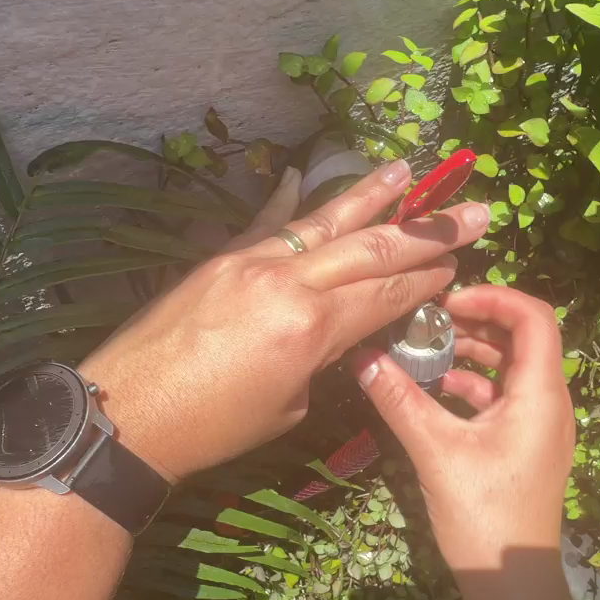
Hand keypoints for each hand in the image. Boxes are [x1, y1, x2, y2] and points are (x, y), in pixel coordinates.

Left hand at [81, 160, 490, 481]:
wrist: (127, 414)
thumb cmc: (214, 429)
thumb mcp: (288, 405)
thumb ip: (321, 356)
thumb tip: (338, 329)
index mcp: (310, 328)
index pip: (384, 291)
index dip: (425, 277)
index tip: (458, 261)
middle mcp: (286, 281)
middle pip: (370, 247)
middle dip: (426, 230)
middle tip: (472, 210)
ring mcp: (249, 262)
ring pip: (322, 221)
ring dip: (369, 195)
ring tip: (407, 170)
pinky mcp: (218, 260)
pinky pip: (263, 225)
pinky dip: (286, 202)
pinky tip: (301, 176)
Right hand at [353, 285, 574, 575]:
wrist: (512, 586)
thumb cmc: (483, 515)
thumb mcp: (435, 451)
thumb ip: (399, 399)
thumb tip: (361, 358)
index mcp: (540, 394)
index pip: (533, 317)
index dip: (493, 296)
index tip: (445, 303)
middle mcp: (549, 403)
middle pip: (523, 339)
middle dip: (476, 322)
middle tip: (428, 322)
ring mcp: (539, 427)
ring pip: (511, 370)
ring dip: (473, 354)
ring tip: (427, 351)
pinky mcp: (525, 448)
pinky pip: (503, 399)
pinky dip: (473, 386)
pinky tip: (436, 391)